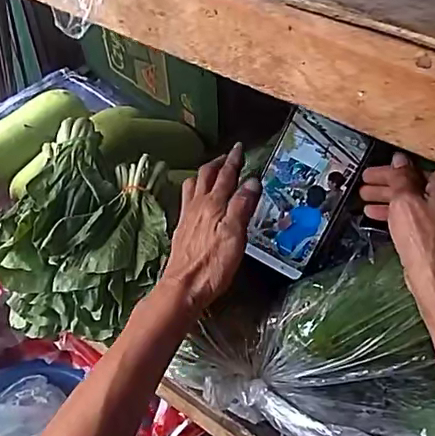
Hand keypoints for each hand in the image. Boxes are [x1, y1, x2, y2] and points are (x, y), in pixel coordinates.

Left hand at [160, 143, 259, 313]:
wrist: (184, 287)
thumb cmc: (213, 264)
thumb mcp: (235, 234)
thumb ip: (242, 206)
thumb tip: (252, 181)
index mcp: (213, 204)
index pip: (226, 175)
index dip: (233, 160)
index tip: (239, 148)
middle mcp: (197, 205)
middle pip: (206, 176)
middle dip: (218, 163)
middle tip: (228, 156)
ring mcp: (187, 217)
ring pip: (193, 185)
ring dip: (204, 174)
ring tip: (212, 171)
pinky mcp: (182, 229)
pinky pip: (187, 199)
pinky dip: (194, 189)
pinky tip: (197, 197)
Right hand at [359, 153, 434, 317]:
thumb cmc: (424, 242)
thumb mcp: (405, 202)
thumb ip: (401, 178)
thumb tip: (400, 159)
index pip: (419, 164)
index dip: (393, 167)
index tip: (372, 171)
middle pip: (416, 182)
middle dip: (388, 184)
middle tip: (365, 185)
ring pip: (415, 201)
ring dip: (390, 199)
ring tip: (365, 201)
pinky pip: (417, 217)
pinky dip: (399, 215)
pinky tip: (381, 218)